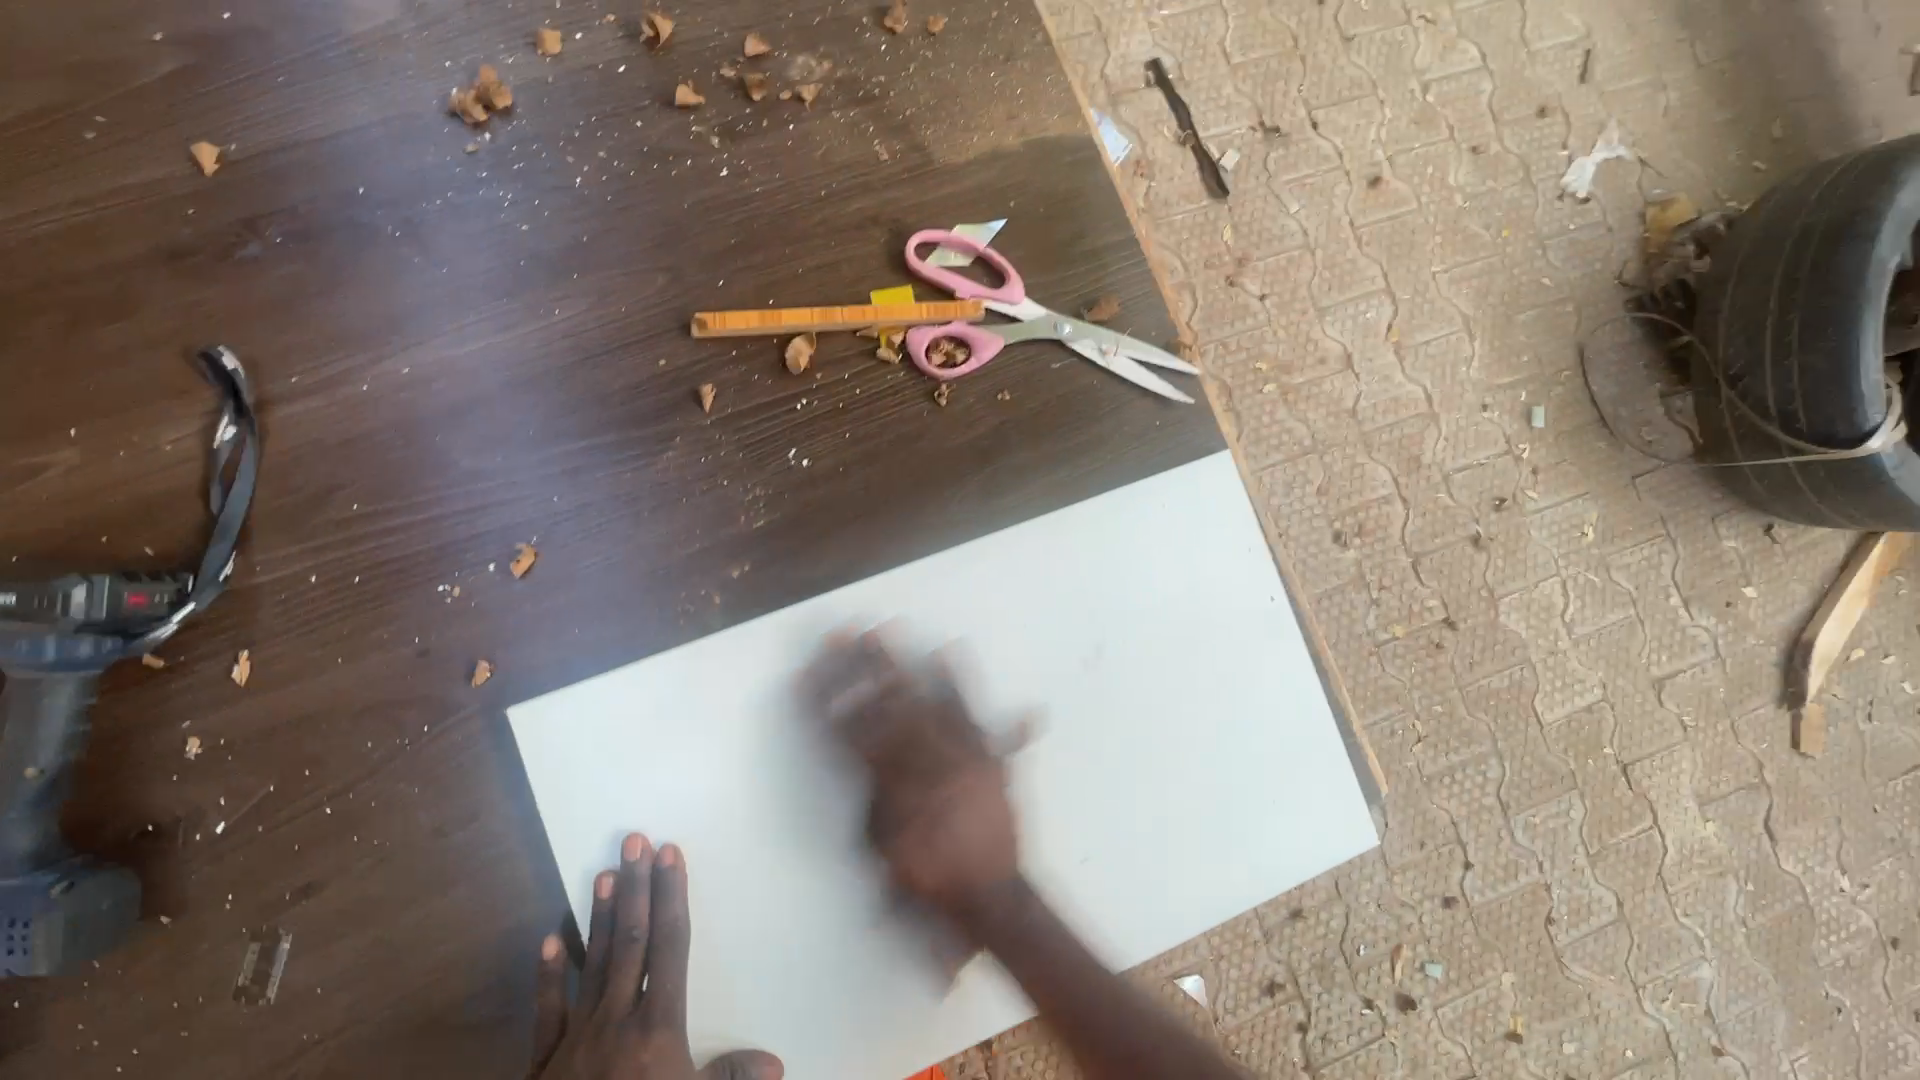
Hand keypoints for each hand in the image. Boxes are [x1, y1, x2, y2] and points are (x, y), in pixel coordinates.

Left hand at [530, 833, 781, 1079]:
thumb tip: (777, 1063)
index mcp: (656, 1027)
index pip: (670, 946)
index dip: (673, 897)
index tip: (670, 854)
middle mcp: (615, 1019)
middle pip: (631, 940)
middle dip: (638, 888)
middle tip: (634, 840)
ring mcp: (575, 1038)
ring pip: (593, 963)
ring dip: (602, 917)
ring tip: (606, 872)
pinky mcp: (542, 1064)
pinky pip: (546, 1012)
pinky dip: (548, 976)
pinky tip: (548, 940)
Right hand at [802, 632, 1019, 923]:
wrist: (991, 897)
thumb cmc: (929, 883)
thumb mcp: (881, 851)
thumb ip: (873, 804)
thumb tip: (868, 771)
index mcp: (890, 785)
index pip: (849, 732)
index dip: (826, 699)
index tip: (808, 669)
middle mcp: (923, 760)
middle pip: (885, 704)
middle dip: (861, 666)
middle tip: (846, 632)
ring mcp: (958, 752)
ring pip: (924, 699)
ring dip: (902, 663)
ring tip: (888, 628)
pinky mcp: (985, 753)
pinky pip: (973, 713)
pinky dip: (961, 681)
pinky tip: (950, 649)